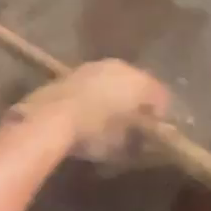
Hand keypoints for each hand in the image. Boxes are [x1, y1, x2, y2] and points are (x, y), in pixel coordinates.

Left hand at [10, 60, 169, 160]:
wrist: (50, 117)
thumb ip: (137, 139)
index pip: (161, 95)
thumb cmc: (94, 132)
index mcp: (140, 82)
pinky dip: (95, 93)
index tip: (153, 131)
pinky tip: (88, 110)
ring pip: (114, 79)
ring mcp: (95, 65)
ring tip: (109, 116)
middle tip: (133, 123)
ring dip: (115, 94)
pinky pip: (94, 81)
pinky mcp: (73, 70)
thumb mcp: (121, 146)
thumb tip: (140, 139)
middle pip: (138, 83)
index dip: (159, 114)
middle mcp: (121, 66)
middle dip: (137, 101)